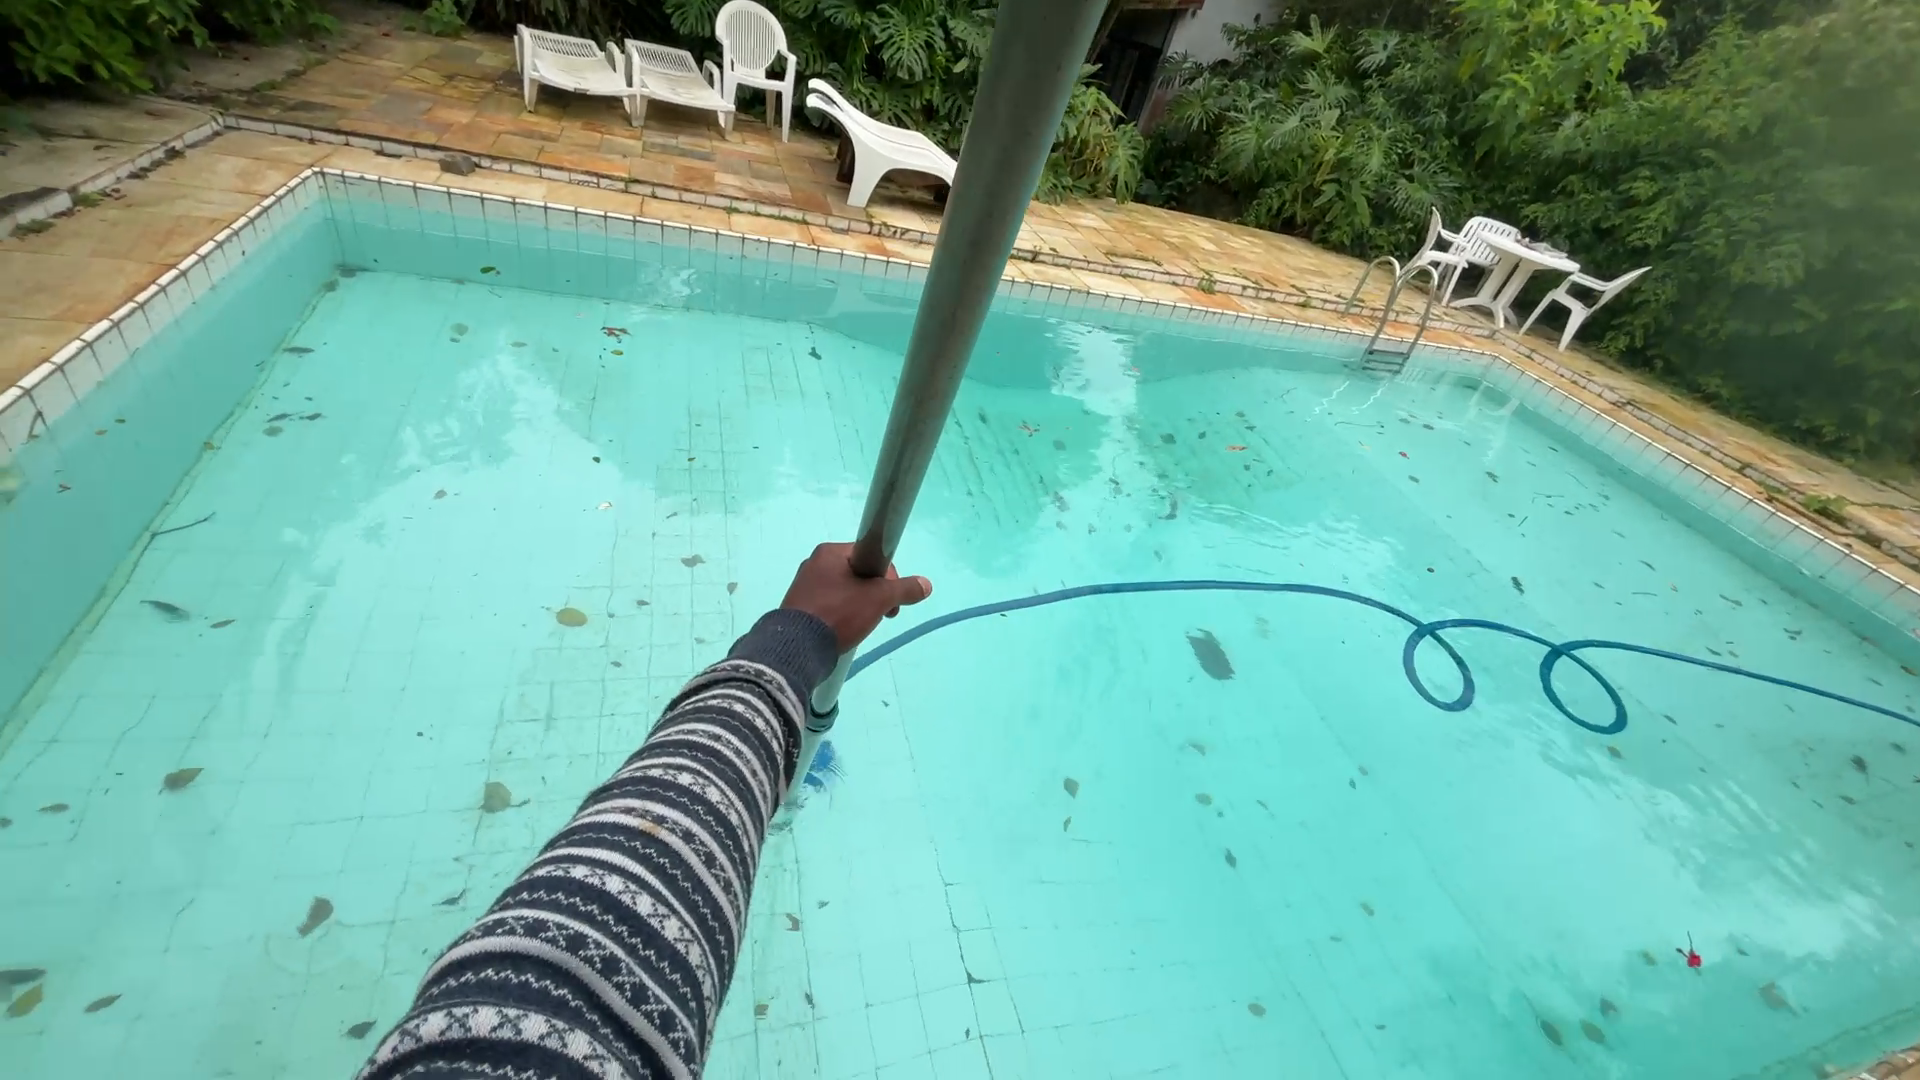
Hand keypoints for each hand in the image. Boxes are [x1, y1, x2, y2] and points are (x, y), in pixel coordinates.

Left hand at [781, 542, 932, 651]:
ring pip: (845, 590)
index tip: (892, 596)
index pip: (870, 554)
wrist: (797, 647)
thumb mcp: (878, 599)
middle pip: (859, 573)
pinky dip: (843, 614)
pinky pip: (830, 604)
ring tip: (863, 626)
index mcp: (830, 552)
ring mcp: (804, 585)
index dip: (888, 575)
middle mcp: (814, 563)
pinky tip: (846, 630)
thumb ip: (904, 589)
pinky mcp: (799, 606)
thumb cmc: (839, 613)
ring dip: (861, 605)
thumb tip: (926, 585)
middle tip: (884, 615)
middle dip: (876, 594)